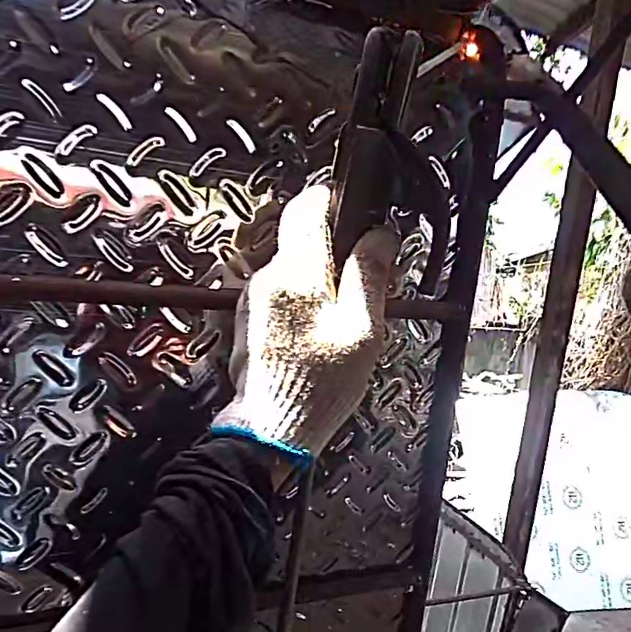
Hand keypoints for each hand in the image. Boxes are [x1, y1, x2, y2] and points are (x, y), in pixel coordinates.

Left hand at [213, 184, 398, 464]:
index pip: (309, 204)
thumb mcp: (362, 331)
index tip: (359, 220)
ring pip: (294, 269)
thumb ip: (370, 276)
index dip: (337, 203)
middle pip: (305, 239)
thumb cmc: (319, 386)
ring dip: (320, 284)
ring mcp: (254, 297)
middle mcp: (268, 277)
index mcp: (298, 273)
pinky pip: (282, 294)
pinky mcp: (250, 318)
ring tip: (340, 324)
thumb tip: (380, 235)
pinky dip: (303, 304)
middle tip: (361, 290)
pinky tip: (317, 336)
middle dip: (337, 254)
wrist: (273, 428)